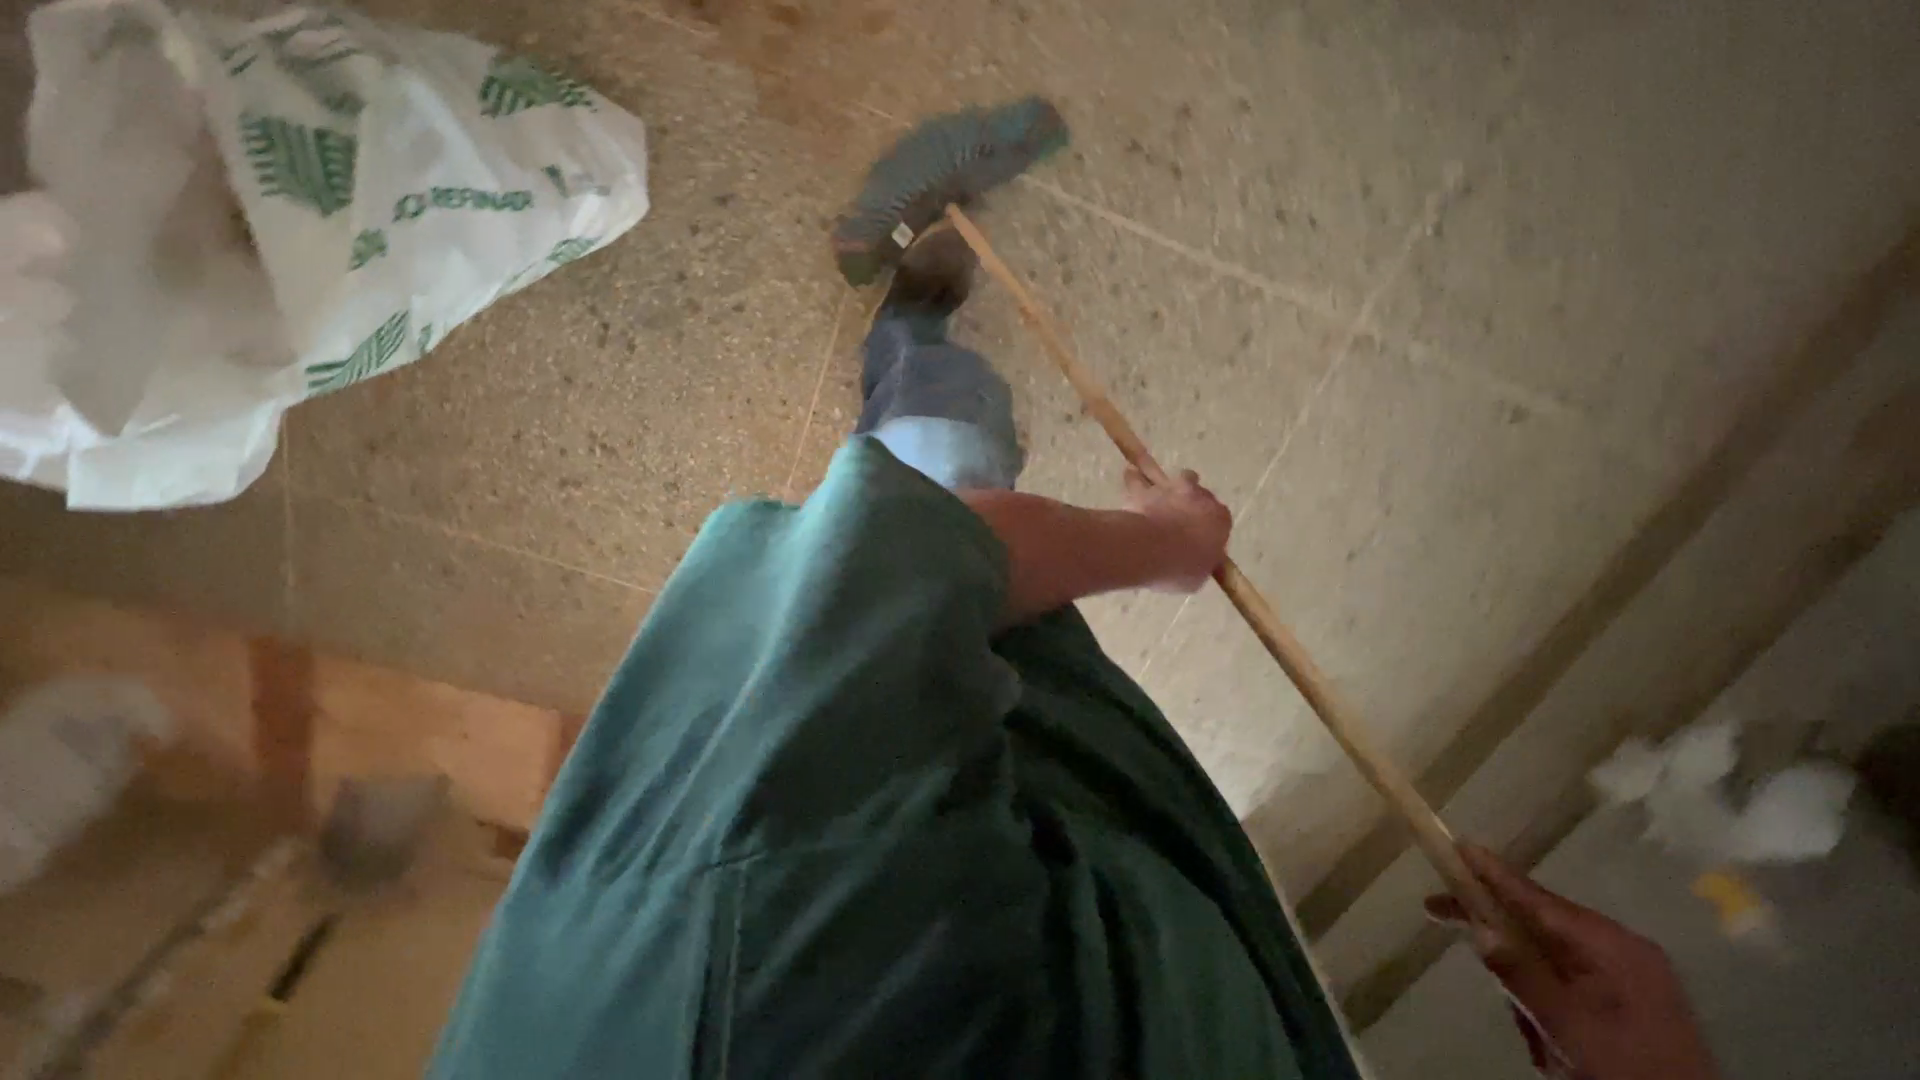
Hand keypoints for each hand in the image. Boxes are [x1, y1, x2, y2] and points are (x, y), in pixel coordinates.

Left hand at [1121, 466, 1230, 592]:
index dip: (1207, 525)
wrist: (1149, 550)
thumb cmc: (1180, 567)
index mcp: (1219, 519)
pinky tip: (1129, 476)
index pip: (1219, 518)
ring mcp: (1171, 490)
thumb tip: (1196, 563)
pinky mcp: (1146, 490)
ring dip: (1169, 485)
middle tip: (1178, 516)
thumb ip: (1200, 563)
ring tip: (1158, 491)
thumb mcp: (1198, 576)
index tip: (1198, 536)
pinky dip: (1135, 479)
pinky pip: (1139, 479)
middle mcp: (1199, 497)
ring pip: (1175, 478)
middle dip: (1191, 502)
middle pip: (1199, 493)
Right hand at [1426, 845, 1718, 1079]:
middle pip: (1539, 923)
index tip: (1456, 846)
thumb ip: (1520, 974)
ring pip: (1551, 958)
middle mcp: (1621, 949)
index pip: (1536, 898)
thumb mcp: (1566, 1025)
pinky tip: (1552, 1042)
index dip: (1492, 874)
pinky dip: (1548, 1002)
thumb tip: (1478, 928)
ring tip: (1537, 1039)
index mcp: (1610, 945)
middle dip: (1497, 937)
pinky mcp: (1634, 1001)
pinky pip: (1571, 982)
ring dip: (1527, 989)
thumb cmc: (1627, 1068)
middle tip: (1436, 912)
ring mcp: (1631, 976)